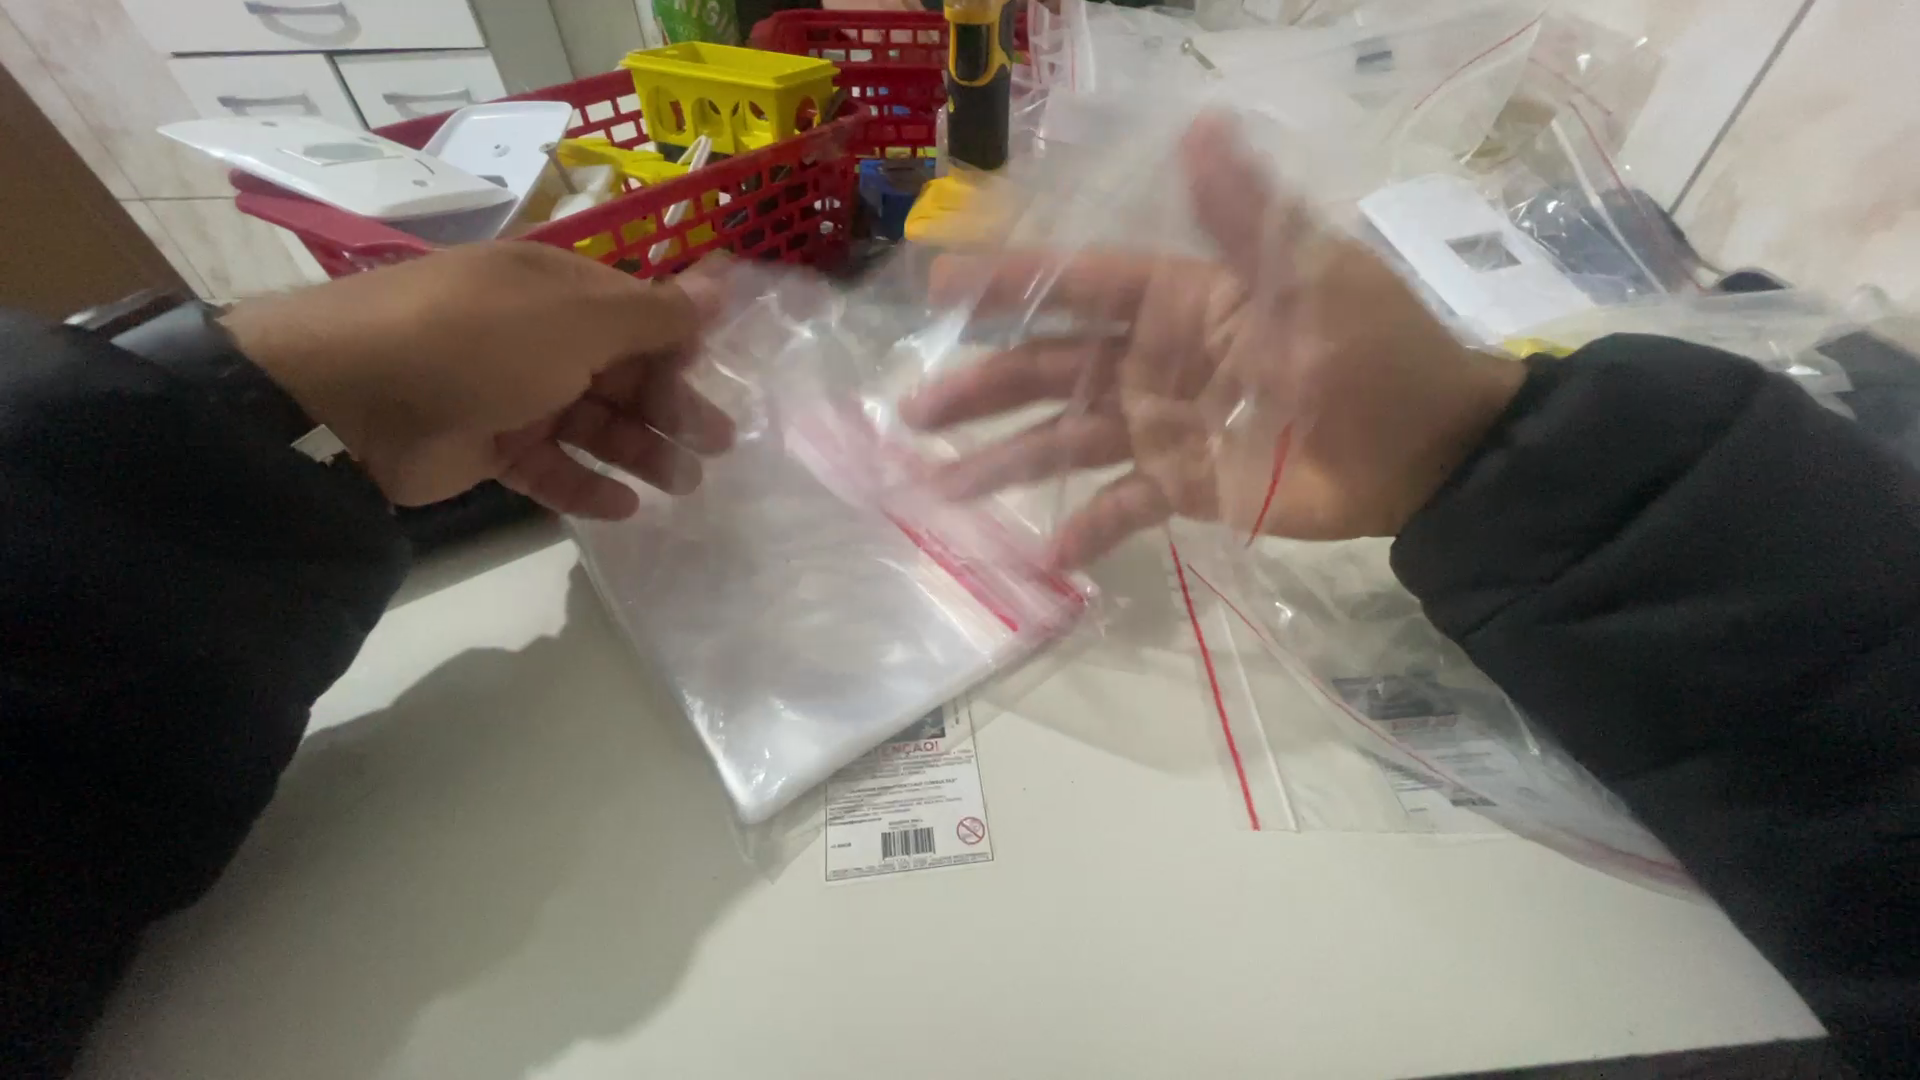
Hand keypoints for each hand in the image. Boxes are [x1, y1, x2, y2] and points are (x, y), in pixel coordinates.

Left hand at [222, 242, 733, 518]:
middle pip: (624, 374)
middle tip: (718, 447)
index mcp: (557, 292)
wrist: (347, 401)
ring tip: (683, 486)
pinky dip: (588, 486)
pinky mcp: (491, 446)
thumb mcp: (578, 318)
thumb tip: (727, 276)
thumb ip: (658, 310)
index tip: (717, 379)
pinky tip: (624, 509)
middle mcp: (539, 337)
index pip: (638, 316)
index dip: (680, 347)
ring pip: (595, 423)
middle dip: (672, 409)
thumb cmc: (480, 343)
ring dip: (642, 452)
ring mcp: (513, 393)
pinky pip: (552, 466)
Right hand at [900, 115, 1525, 567]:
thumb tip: (1199, 126)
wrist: (1426, 453)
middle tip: (915, 412)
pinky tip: (1044, 559)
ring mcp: (1158, 429)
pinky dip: (1084, 532)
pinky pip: (1118, 508)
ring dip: (1005, 465)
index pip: (1076, 286)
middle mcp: (1150, 363)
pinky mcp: (1178, 487)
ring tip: (941, 490)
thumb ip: (1247, 216)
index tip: (937, 287)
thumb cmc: (1375, 353)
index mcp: (1176, 302)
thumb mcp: (1314, 276)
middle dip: (981, 390)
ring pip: (1065, 443)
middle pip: (1049, 372)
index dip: (1007, 286)